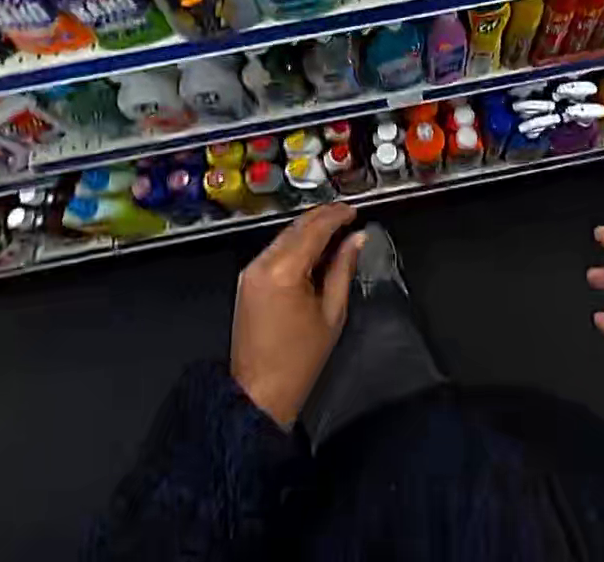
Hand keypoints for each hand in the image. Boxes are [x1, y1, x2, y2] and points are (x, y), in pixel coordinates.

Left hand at [231, 204, 365, 428]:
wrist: (259, 392)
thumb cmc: (298, 360)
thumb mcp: (332, 311)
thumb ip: (344, 267)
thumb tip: (356, 239)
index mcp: (284, 271)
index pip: (314, 228)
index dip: (337, 215)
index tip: (354, 210)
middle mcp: (262, 265)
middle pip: (297, 226)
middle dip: (324, 216)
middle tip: (348, 214)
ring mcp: (251, 271)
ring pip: (285, 234)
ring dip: (310, 228)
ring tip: (336, 228)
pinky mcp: (247, 280)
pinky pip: (276, 249)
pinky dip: (297, 242)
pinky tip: (315, 247)